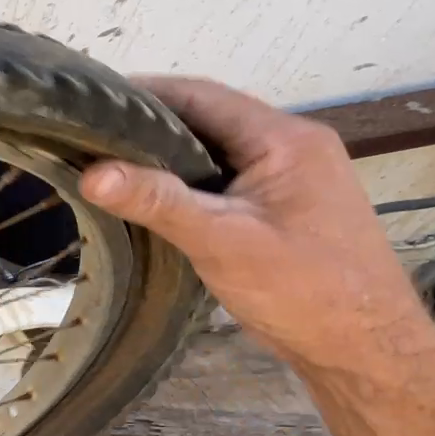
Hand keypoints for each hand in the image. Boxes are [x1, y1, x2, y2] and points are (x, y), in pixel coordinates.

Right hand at [78, 76, 429, 373]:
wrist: (358, 342)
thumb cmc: (302, 287)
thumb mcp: (222, 240)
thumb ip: (158, 202)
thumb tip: (91, 172)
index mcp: (284, 140)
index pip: (201, 97)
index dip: (140, 93)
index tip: (82, 102)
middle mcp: (286, 147)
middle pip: (201, 119)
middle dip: (139, 122)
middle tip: (76, 133)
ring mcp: (279, 176)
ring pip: (204, 149)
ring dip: (152, 152)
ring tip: (92, 160)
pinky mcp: (269, 204)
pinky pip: (210, 176)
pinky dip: (169, 178)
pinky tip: (134, 194)